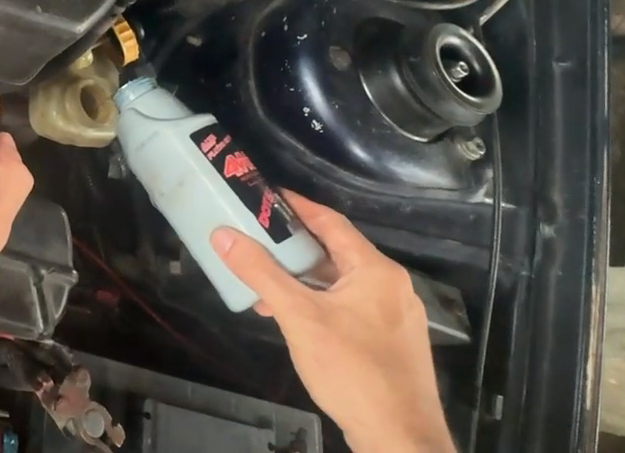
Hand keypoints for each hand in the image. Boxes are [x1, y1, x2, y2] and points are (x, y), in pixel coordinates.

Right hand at [211, 192, 453, 452]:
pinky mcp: (391, 343)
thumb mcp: (298, 316)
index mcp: (375, 271)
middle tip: (254, 236)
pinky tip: (290, 316)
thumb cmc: (352, 369)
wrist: (401, 442)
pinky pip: (347, 305)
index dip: (296, 205)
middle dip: (291, 245)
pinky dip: (317, 301)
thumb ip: (260, 272)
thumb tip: (223, 234)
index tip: (263, 195)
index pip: (331, 221)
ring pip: (339, 282)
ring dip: (300, 278)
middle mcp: (391, 287)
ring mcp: (394, 317)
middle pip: (334, 251)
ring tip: (262, 279)